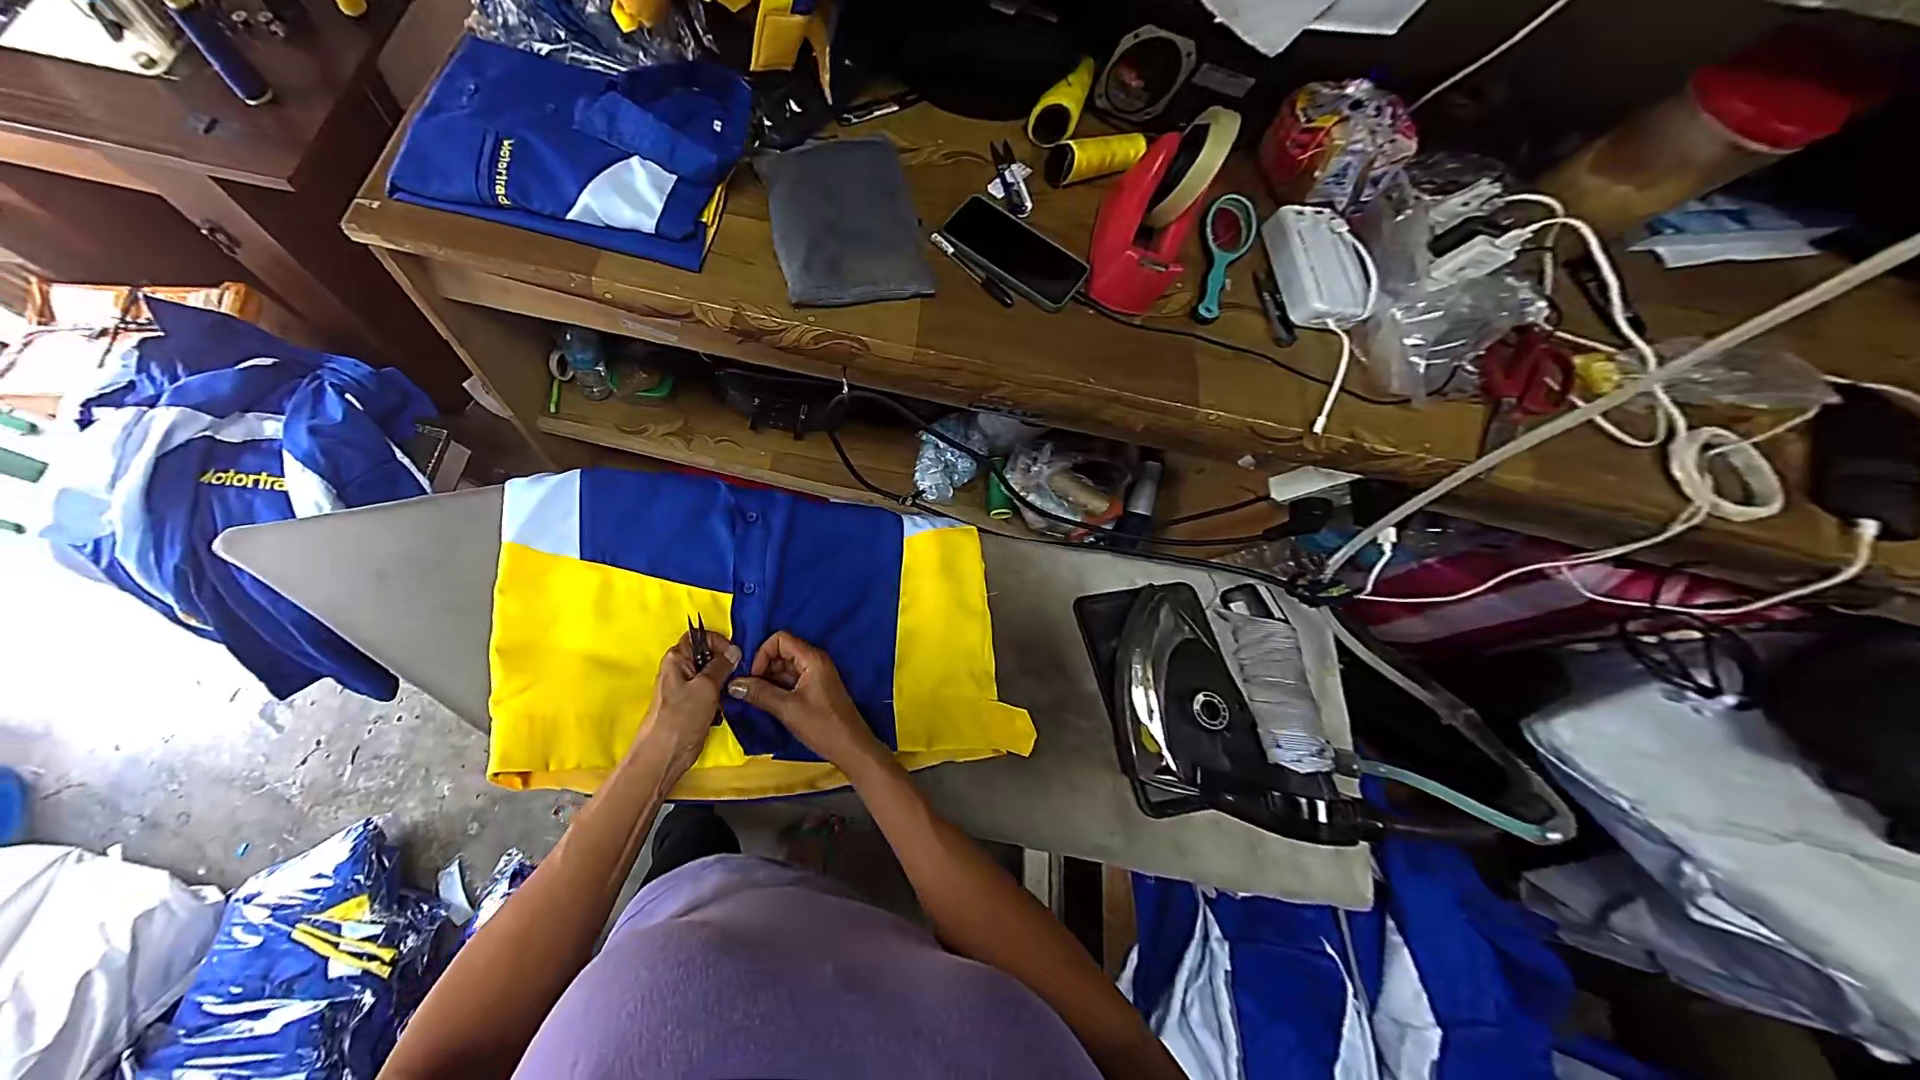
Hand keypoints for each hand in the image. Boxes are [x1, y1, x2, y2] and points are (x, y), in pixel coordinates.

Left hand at [632, 630, 738, 773]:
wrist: (665, 755)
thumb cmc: (682, 718)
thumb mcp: (706, 687)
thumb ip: (721, 666)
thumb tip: (734, 650)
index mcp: (676, 658)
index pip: (699, 636)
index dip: (718, 642)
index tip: (733, 655)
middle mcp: (679, 669)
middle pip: (707, 655)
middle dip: (724, 663)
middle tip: (736, 674)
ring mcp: (685, 688)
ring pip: (711, 675)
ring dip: (723, 682)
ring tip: (729, 693)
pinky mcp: (692, 704)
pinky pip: (711, 691)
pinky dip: (719, 696)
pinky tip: (723, 706)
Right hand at [727, 631, 886, 772]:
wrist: (850, 746)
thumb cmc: (823, 726)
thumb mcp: (787, 709)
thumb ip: (759, 693)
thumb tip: (733, 684)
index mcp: (812, 658)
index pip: (780, 639)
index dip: (763, 654)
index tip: (754, 676)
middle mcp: (815, 661)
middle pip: (781, 652)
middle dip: (763, 667)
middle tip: (750, 690)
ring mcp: (815, 674)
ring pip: (784, 667)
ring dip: (768, 679)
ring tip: (756, 698)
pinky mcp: (814, 688)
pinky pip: (791, 679)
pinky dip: (777, 687)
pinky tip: (768, 702)